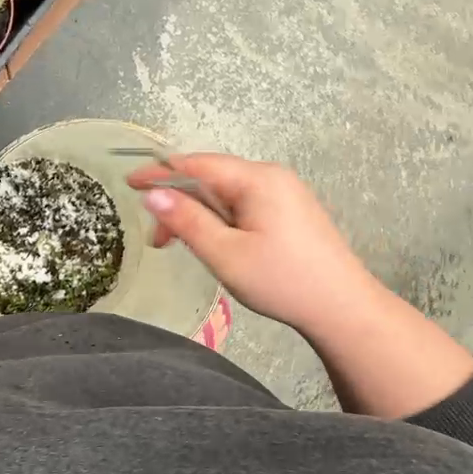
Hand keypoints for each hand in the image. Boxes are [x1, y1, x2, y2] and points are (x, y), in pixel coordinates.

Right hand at [129, 155, 472, 416]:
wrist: (343, 309)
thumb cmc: (281, 281)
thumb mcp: (224, 253)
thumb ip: (186, 220)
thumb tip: (152, 193)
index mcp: (257, 180)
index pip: (195, 164)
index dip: (159, 172)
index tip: (129, 184)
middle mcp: (271, 177)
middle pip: (209, 177)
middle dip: (177, 201)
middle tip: (157, 239)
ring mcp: (283, 192)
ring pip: (223, 192)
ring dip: (195, 213)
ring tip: (178, 246)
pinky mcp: (288, 210)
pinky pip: (240, 203)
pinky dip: (216, 218)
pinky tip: (210, 241)